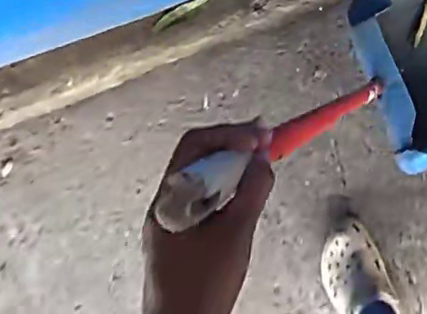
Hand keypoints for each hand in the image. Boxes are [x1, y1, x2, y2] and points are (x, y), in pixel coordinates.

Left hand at [142, 123, 276, 313]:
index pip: (197, 143)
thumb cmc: (199, 293)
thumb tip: (262, 161)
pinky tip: (238, 194)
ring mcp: (168, 219)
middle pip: (197, 154)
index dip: (232, 134)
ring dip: (228, 165)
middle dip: (232, 144)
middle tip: (261, 142)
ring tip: (254, 165)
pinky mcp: (176, 235)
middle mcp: (164, 203)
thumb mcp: (236, 235)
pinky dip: (221, 187)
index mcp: (170, 197)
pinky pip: (198, 196)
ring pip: (198, 175)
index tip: (260, 136)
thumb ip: (252, 191)